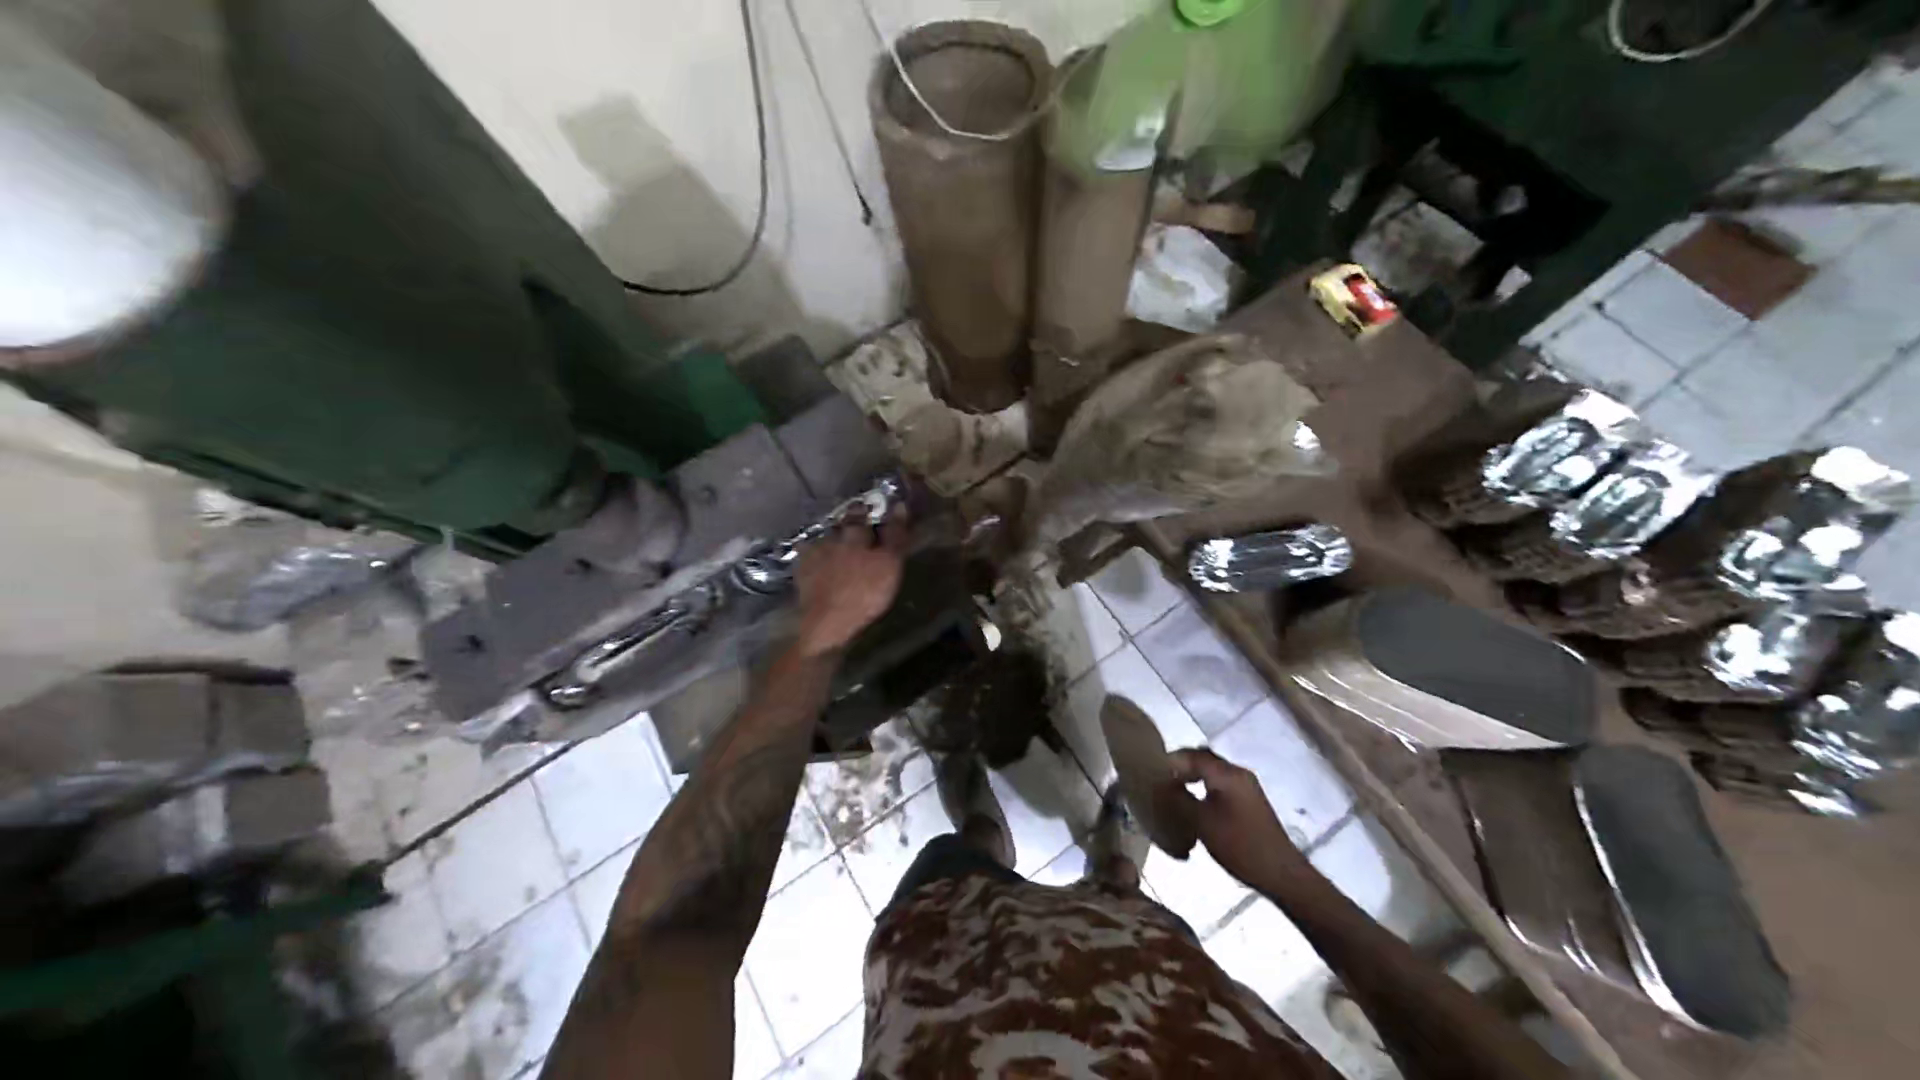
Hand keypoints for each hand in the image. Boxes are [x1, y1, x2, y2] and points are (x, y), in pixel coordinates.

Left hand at [793, 509, 909, 656]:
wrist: (828, 622)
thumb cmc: (866, 593)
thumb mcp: (890, 564)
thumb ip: (895, 535)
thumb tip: (900, 506)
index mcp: (855, 535)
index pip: (862, 514)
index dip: (867, 510)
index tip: (872, 510)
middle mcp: (831, 539)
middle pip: (841, 525)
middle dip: (848, 524)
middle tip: (856, 529)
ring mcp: (813, 555)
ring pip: (824, 539)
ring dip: (831, 540)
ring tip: (837, 547)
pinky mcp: (801, 573)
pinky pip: (808, 557)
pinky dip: (813, 557)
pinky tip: (817, 563)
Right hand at [1167, 747, 1309, 890]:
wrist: (1281, 873)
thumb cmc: (1239, 845)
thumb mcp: (1201, 822)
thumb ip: (1179, 798)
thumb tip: (1162, 784)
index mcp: (1227, 774)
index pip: (1192, 755)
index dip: (1170, 761)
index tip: (1152, 773)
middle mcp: (1238, 773)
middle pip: (1203, 760)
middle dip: (1180, 768)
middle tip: (1161, 782)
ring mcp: (1246, 787)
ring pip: (1212, 772)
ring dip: (1192, 778)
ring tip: (1173, 794)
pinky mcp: (1249, 801)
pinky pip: (1220, 784)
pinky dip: (1204, 788)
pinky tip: (1194, 805)